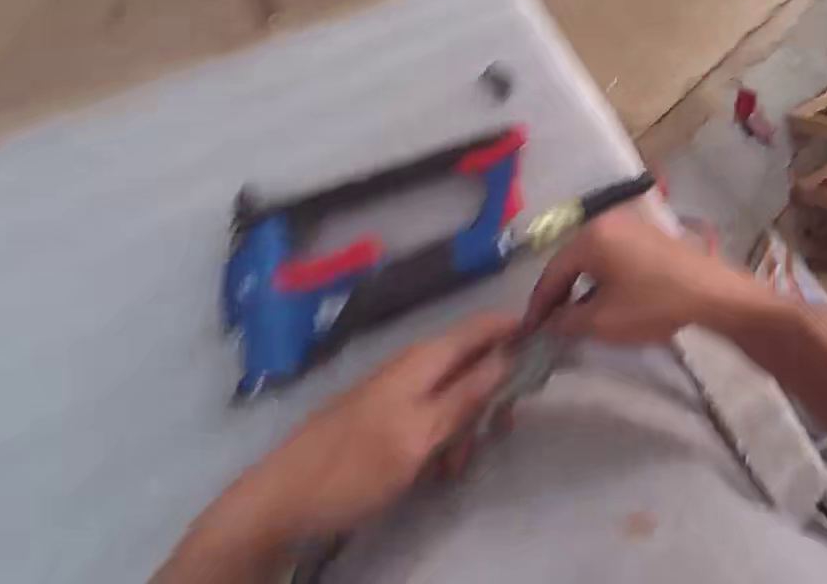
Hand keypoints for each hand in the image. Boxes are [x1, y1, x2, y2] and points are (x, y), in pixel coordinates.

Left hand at [200, 315, 515, 548]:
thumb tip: (511, 354)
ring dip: (468, 423)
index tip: (549, 348)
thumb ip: (468, 393)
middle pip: (476, 360)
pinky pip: (433, 412)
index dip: (520, 328)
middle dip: (495, 392)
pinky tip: (437, 468)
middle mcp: (418, 362)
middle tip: (501, 429)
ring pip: (457, 391)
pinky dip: (444, 435)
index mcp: (428, 357)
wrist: (277, 503)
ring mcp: (401, 387)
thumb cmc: (356, 465)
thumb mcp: (421, 434)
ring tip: (458, 465)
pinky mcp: (390, 412)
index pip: (486, 325)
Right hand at [523, 202, 771, 342]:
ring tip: (574, 315)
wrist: (710, 292)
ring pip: (592, 257)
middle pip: (571, 260)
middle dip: (558, 293)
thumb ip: (566, 321)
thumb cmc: (653, 303)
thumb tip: (551, 322)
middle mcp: (607, 221)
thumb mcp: (602, 320)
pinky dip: (602, 276)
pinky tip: (603, 298)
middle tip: (548, 324)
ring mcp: (630, 224)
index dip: (538, 305)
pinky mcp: (647, 233)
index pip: (552, 272)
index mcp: (591, 236)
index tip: (528, 331)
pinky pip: (612, 253)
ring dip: (581, 285)